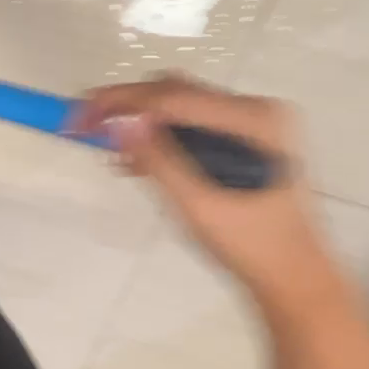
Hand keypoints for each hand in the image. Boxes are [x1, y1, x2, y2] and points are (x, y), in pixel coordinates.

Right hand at [74, 74, 340, 309]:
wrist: (293, 277)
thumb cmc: (247, 243)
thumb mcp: (194, 201)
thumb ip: (158, 158)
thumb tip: (119, 122)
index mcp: (250, 120)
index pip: (168, 95)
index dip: (115, 102)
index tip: (75, 122)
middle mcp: (255, 112)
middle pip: (173, 92)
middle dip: (124, 106)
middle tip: (85, 131)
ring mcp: (253, 126)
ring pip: (178, 107)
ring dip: (139, 122)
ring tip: (110, 154)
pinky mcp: (246, 142)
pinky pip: (191, 125)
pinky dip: (159, 137)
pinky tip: (137, 163)